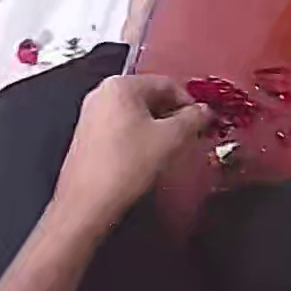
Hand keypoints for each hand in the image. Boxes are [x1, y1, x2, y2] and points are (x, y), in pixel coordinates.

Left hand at [46, 75, 213, 235]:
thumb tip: (205, 111)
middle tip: (191, 133)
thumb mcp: (172, 138)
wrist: (86, 205)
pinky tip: (150, 155)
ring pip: (139, 113)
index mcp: (121, 86)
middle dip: (175, 115)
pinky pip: (124, 126)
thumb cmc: (124, 166)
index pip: (168, 84)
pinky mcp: (88, 136)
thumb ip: (194, 118)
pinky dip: (142, 136)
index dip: (190, 103)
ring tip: (172, 147)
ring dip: (160, 127)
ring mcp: (93, 115)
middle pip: (152, 97)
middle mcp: (103, 94)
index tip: (202, 120)